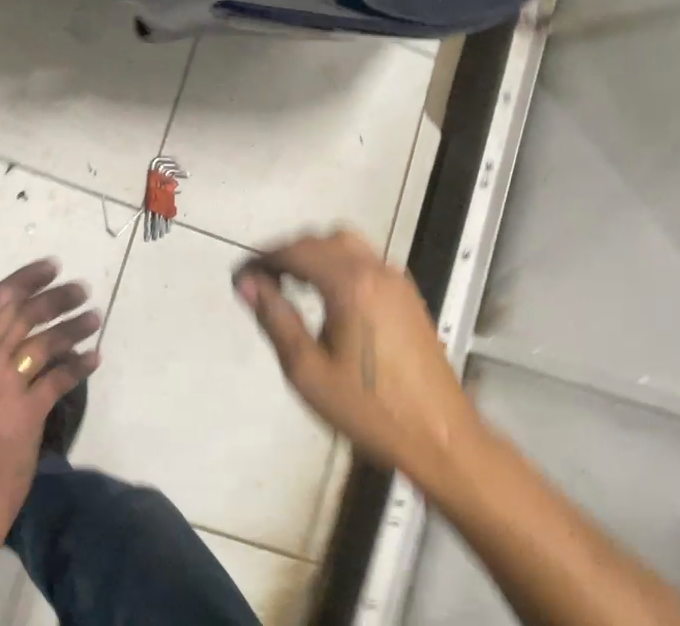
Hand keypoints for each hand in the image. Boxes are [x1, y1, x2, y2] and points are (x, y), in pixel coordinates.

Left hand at [0, 259, 101, 544]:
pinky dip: (75, 367)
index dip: (22, 283)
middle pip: (25, 322)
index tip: (52, 265)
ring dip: (68, 331)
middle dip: (52, 303)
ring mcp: (12, 389)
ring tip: (95, 317)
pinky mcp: (32, 415)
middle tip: (83, 290)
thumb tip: (7, 292)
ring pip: (44, 348)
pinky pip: (56, 381)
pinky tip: (95, 357)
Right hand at [234, 229, 479, 478]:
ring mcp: (398, 282)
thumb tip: (245, 282)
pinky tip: (326, 296)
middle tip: (261, 281)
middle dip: (287, 252)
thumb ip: (274, 317)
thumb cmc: (368, 409)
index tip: (239, 279)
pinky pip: (366, 261)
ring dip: (314, 254)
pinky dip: (338, 264)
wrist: (440, 438)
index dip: (262, 259)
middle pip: (322, 240)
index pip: (295, 251)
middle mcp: (376, 270)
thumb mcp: (306, 370)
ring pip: (347, 244)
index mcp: (350, 284)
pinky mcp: (409, 297)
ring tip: (290, 284)